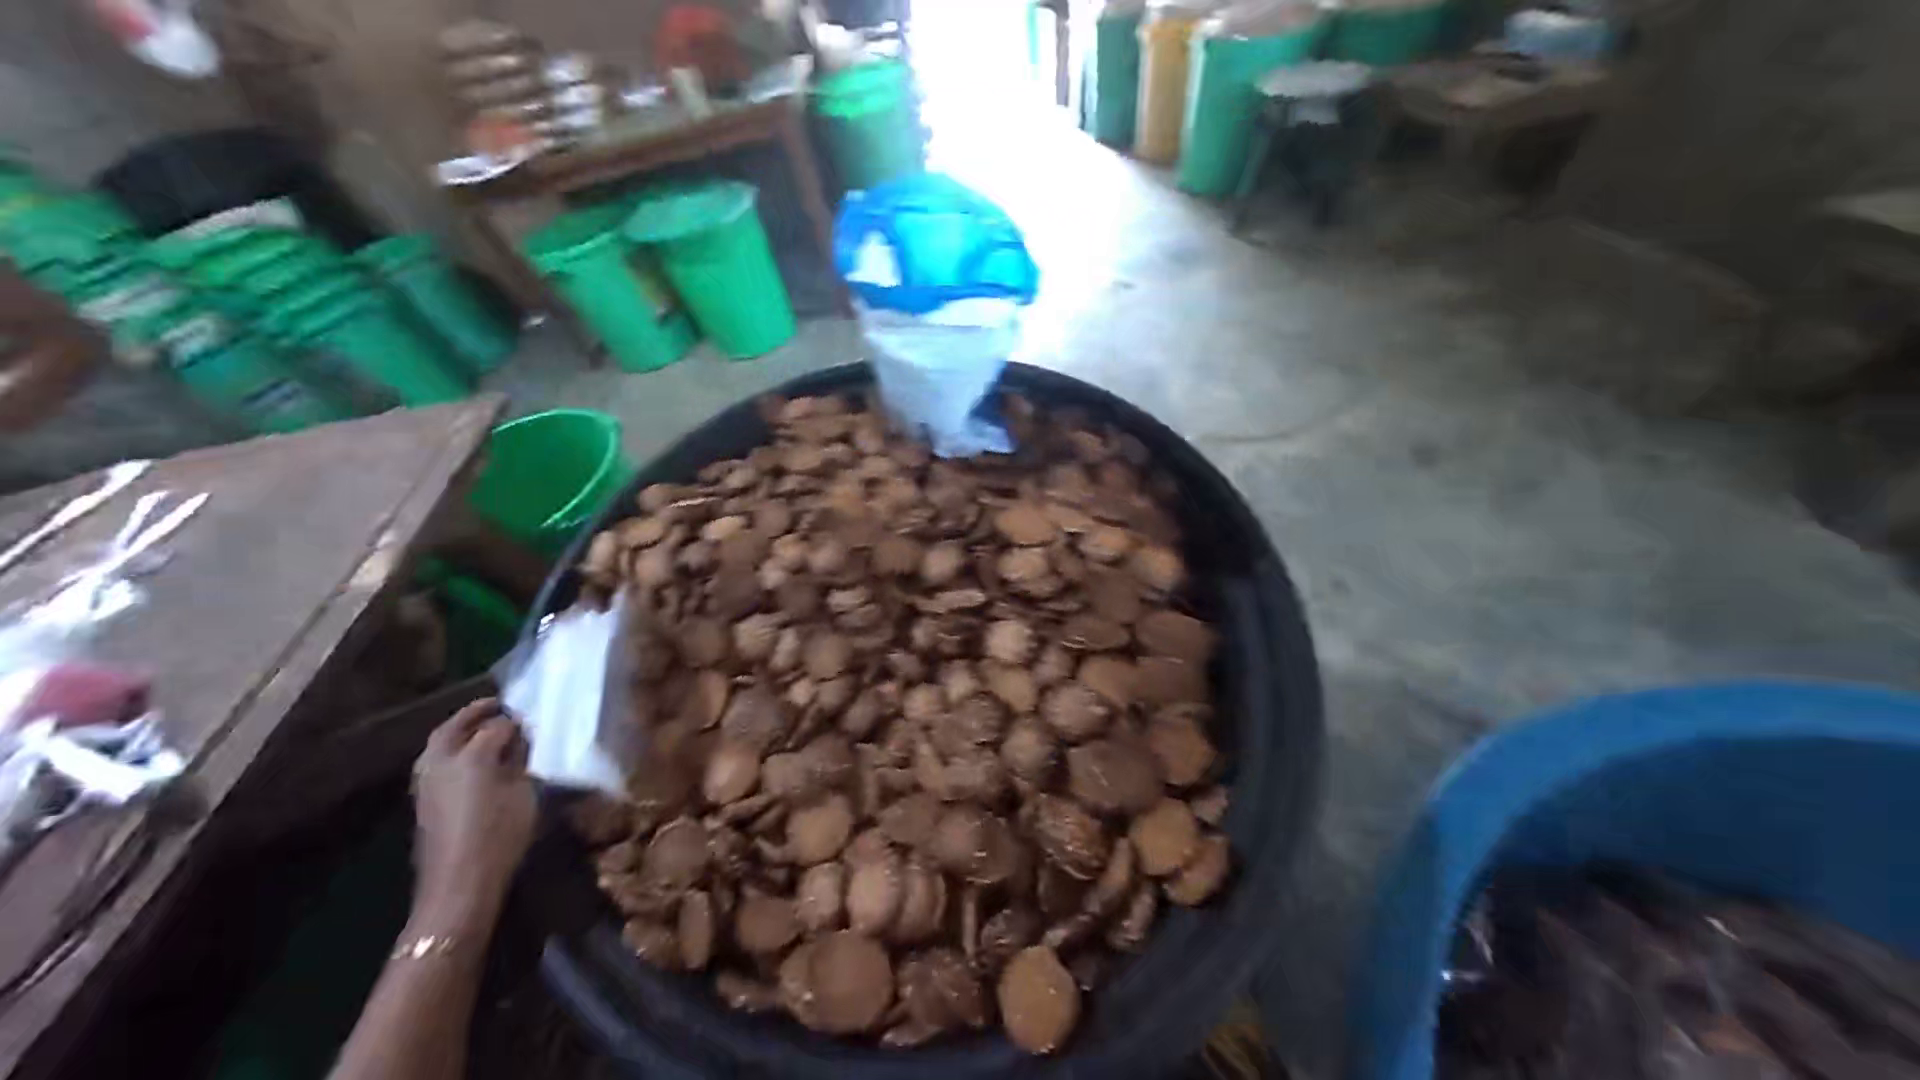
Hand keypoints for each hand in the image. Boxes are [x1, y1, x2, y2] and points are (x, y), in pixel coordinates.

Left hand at [411, 698, 535, 927]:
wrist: (459, 884)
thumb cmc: (500, 834)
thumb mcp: (522, 791)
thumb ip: (519, 759)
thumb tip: (519, 739)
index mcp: (469, 754)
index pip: (497, 724)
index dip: (516, 720)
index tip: (533, 718)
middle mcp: (441, 762)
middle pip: (456, 727)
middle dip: (477, 714)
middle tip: (500, 707)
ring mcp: (426, 783)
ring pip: (441, 744)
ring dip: (462, 732)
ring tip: (489, 731)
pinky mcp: (424, 802)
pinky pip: (439, 762)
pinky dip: (456, 751)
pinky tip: (478, 760)